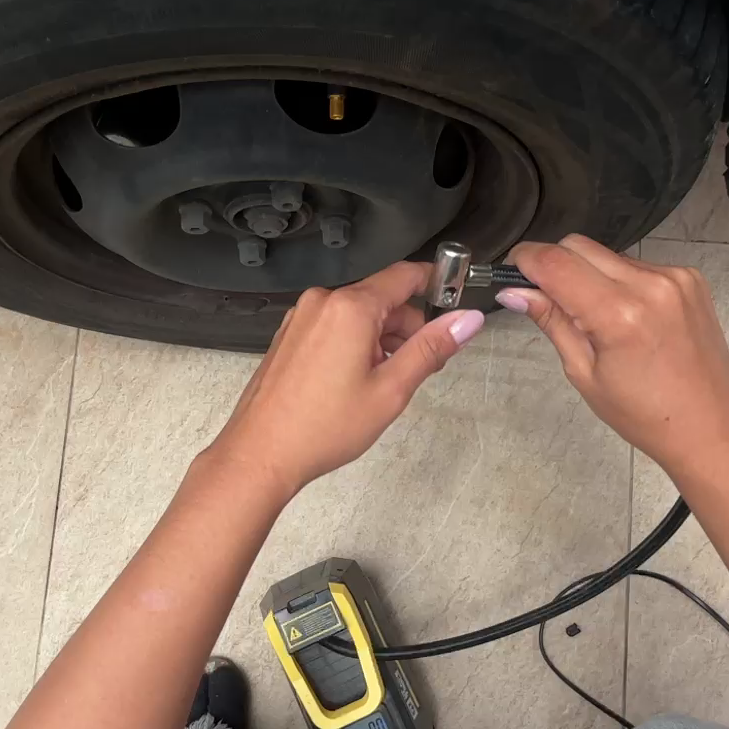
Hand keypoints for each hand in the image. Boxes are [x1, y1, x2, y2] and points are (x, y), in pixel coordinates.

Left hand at [203, 261, 484, 495]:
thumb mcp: (391, 390)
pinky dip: (353, 344)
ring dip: (379, 339)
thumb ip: (431, 348)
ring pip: (357, 314)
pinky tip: (353, 382)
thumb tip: (467, 319)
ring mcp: (300, 317)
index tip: (454, 301)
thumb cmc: (323, 427)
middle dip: (407, 327)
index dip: (436, 285)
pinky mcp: (289, 336)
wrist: (261, 453)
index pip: (405, 275)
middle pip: (382, 297)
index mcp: (350, 307)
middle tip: (419, 367)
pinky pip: (333, 326)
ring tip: (382, 384)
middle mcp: (322, 302)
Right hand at [498, 235, 728, 473]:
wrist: (708, 423)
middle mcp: (649, 284)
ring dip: (585, 274)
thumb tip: (512, 293)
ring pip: (606, 254)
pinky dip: (617, 281)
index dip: (524, 260)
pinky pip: (635, 265)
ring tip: (590, 316)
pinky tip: (624, 316)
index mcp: (618, 314)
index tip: (510, 272)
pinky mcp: (689, 277)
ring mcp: (674, 276)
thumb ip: (552, 322)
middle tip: (543, 296)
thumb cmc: (640, 413)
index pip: (556, 263)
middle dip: (552, 263)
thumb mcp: (583, 373)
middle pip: (578, 246)